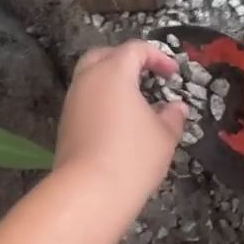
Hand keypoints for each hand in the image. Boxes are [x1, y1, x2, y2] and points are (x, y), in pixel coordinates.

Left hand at [53, 41, 186, 211]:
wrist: (88, 193)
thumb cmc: (132, 156)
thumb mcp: (164, 136)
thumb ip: (172, 116)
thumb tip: (177, 107)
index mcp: (113, 72)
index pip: (135, 49)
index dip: (157, 56)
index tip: (173, 73)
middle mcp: (88, 79)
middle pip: (104, 55)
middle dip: (126, 60)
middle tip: (146, 75)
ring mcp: (72, 101)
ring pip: (90, 77)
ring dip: (111, 81)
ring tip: (133, 101)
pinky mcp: (65, 123)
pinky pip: (84, 99)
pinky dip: (101, 100)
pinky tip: (117, 122)